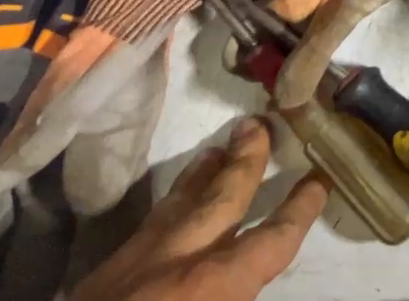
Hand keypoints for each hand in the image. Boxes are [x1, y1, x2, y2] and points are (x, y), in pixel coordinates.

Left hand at [71, 118, 329, 300]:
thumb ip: (234, 295)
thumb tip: (245, 285)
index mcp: (214, 285)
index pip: (275, 236)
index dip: (302, 207)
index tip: (320, 178)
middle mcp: (176, 265)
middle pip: (220, 200)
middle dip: (244, 162)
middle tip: (258, 125)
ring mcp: (125, 274)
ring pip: (170, 213)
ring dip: (197, 180)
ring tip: (213, 152)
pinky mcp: (88, 289)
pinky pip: (136, 238)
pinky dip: (160, 217)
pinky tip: (162, 216)